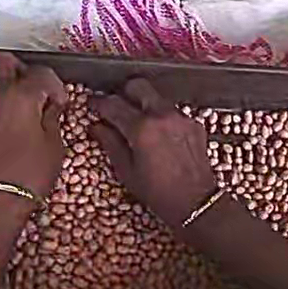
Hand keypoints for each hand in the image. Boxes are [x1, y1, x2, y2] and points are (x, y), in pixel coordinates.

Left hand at [0, 53, 68, 204]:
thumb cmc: (25, 176)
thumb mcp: (54, 145)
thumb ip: (52, 117)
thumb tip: (50, 108)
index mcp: (18, 94)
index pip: (41, 73)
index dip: (57, 87)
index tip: (61, 102)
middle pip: (6, 63)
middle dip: (25, 72)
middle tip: (39, 92)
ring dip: (8, 89)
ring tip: (24, 112)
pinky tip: (9, 126)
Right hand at [89, 79, 219, 228]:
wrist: (196, 202)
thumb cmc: (158, 192)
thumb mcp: (127, 171)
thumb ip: (110, 143)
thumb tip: (96, 126)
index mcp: (142, 128)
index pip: (113, 104)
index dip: (98, 102)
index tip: (91, 104)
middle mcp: (163, 116)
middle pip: (138, 86)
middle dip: (123, 92)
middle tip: (115, 106)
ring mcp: (182, 118)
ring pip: (157, 98)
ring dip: (144, 104)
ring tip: (136, 124)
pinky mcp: (194, 124)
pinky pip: (173, 112)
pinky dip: (162, 117)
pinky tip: (158, 135)